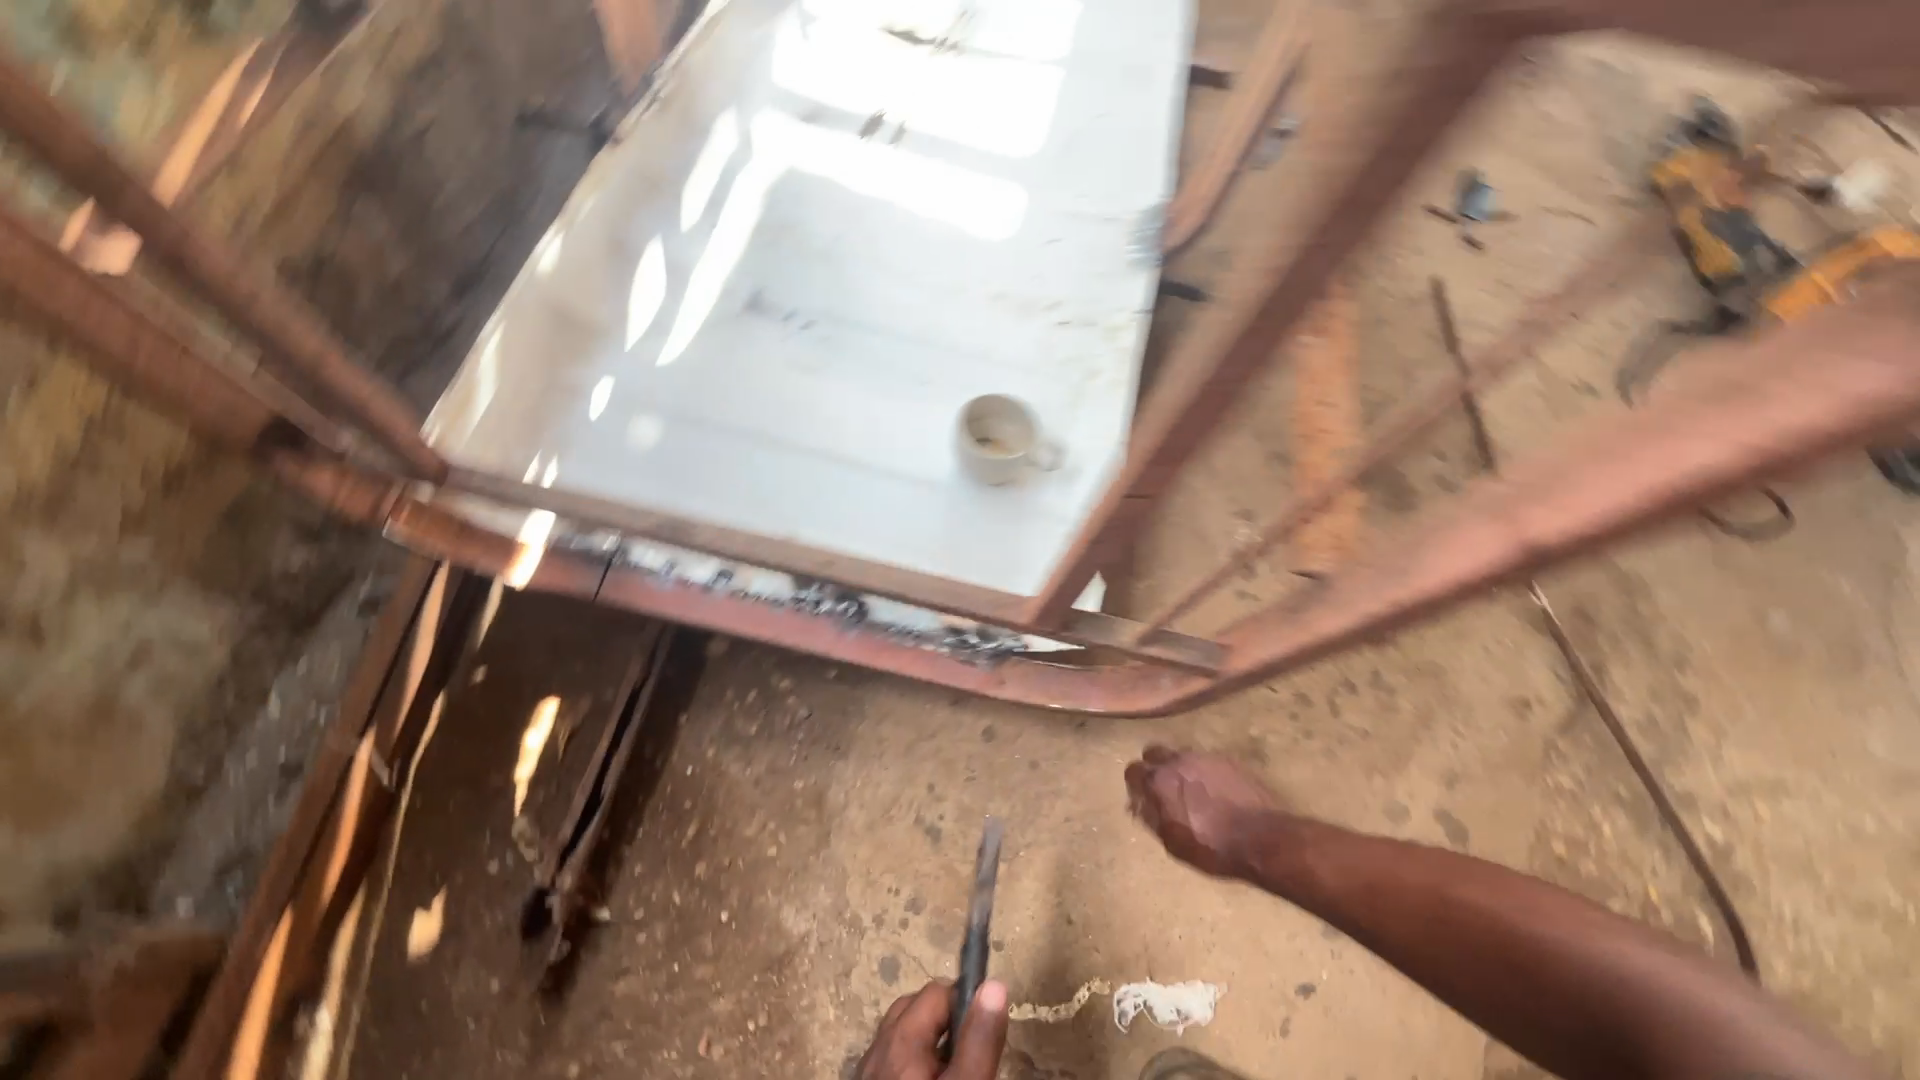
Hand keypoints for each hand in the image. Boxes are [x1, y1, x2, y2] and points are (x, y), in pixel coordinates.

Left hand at [856, 978, 1008, 1079]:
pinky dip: (913, 1060)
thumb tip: (994, 985)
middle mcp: (878, 1045)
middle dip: (947, 1018)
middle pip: (916, 1007)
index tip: (985, 1027)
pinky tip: (931, 1078)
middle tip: (971, 1049)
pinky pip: (891, 1058)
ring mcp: (868, 1068)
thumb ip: (980, 1039)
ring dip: (930, 1039)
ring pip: (902, 1033)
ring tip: (954, 1064)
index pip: (939, 990)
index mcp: (902, 1037)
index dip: (966, 1001)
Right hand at [1125, 745, 1280, 879]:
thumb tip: (1139, 805)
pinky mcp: (1230, 760)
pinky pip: (1207, 761)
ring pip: (1182, 755)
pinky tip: (1216, 792)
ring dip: (1181, 768)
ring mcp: (1206, 757)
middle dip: (1154, 767)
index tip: (1142, 798)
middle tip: (1164, 789)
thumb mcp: (1172, 842)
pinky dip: (1205, 772)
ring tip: (1193, 791)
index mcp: (1159, 781)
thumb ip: (1151, 818)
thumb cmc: (1212, 847)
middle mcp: (1178, 761)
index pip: (1133, 770)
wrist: (1263, 838)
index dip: (1135, 785)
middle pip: (1154, 753)